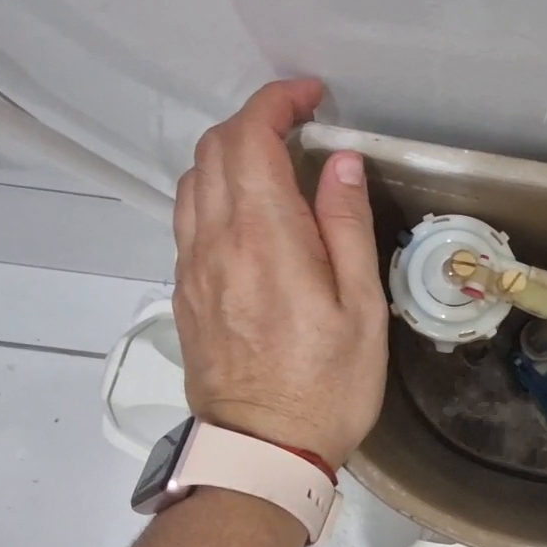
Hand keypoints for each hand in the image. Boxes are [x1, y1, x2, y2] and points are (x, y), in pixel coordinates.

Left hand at [172, 79, 387, 468]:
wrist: (262, 448)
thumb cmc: (326, 383)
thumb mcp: (360, 306)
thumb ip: (346, 226)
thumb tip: (340, 162)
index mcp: (264, 237)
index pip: (249, 138)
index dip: (277, 102)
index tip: (312, 98)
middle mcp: (215, 241)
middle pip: (213, 149)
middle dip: (254, 121)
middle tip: (301, 127)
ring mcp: (192, 266)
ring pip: (194, 180)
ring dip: (230, 154)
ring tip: (276, 164)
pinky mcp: (186, 291)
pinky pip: (189, 217)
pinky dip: (216, 191)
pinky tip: (249, 213)